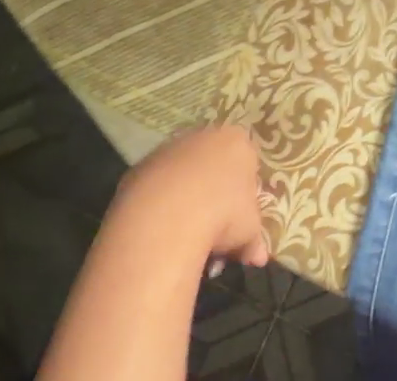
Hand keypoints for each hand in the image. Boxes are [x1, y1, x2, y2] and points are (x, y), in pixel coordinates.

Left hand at [114, 124, 270, 267]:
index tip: (239, 216)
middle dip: (213, 194)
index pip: (246, 162)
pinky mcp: (139, 168)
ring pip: (182, 175)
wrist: (166, 219)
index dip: (243, 191)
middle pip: (212, 164)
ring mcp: (168, 149)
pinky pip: (155, 187)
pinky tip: (160, 232)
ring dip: (184, 200)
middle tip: (213, 229)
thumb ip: (254, 240)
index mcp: (237, 142)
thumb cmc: (223, 215)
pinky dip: (159, 206)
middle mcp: (204, 137)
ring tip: (183, 237)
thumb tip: (258, 259)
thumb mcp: (249, 231)